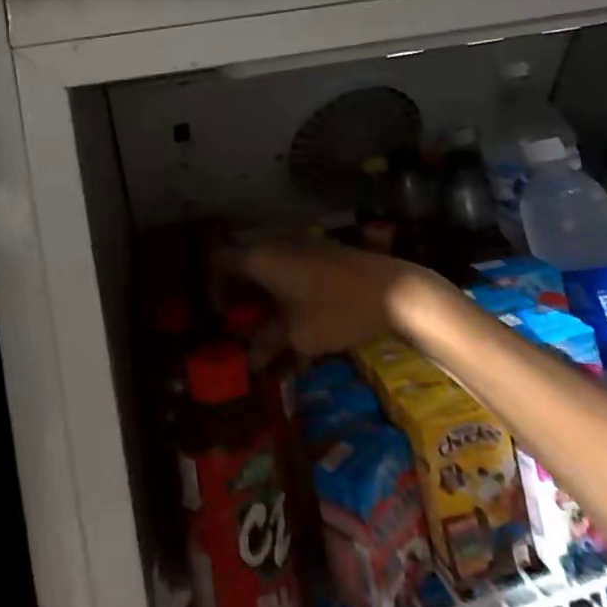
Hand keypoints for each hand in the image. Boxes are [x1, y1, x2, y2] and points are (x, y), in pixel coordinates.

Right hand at [218, 239, 458, 354]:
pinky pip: (289, 264)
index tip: (221, 315)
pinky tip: (295, 313)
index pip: (219, 260)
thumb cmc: (338, 311)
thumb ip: (269, 343)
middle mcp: (276, 244)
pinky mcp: (321, 251)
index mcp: (261, 258)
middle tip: (239, 319)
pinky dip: (283, 286)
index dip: (212, 285)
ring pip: (267, 263)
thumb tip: (252, 361)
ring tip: (267, 322)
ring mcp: (300, 244)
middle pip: (242, 259)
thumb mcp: (299, 335)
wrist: (394, 292)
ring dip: (261, 289)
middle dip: (236, 290)